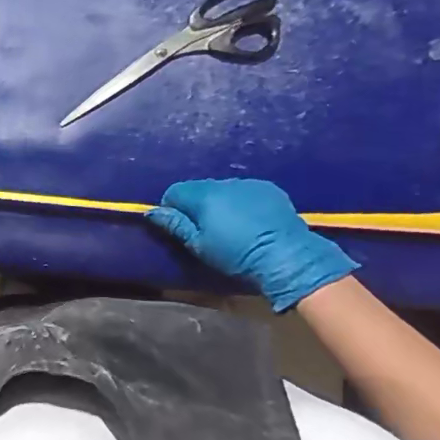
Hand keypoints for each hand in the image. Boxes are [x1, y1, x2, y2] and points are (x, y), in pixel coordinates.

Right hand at [147, 178, 355, 311]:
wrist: (287, 256)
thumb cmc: (236, 255)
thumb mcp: (200, 245)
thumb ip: (175, 225)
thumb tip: (152, 211)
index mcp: (204, 195)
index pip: (174, 191)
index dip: (172, 209)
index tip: (180, 228)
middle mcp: (224, 183)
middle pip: (199, 189)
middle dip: (197, 206)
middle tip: (205, 231)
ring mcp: (249, 184)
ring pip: (223, 190)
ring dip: (220, 203)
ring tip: (230, 227)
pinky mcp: (269, 189)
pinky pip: (245, 192)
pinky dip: (242, 203)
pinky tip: (250, 222)